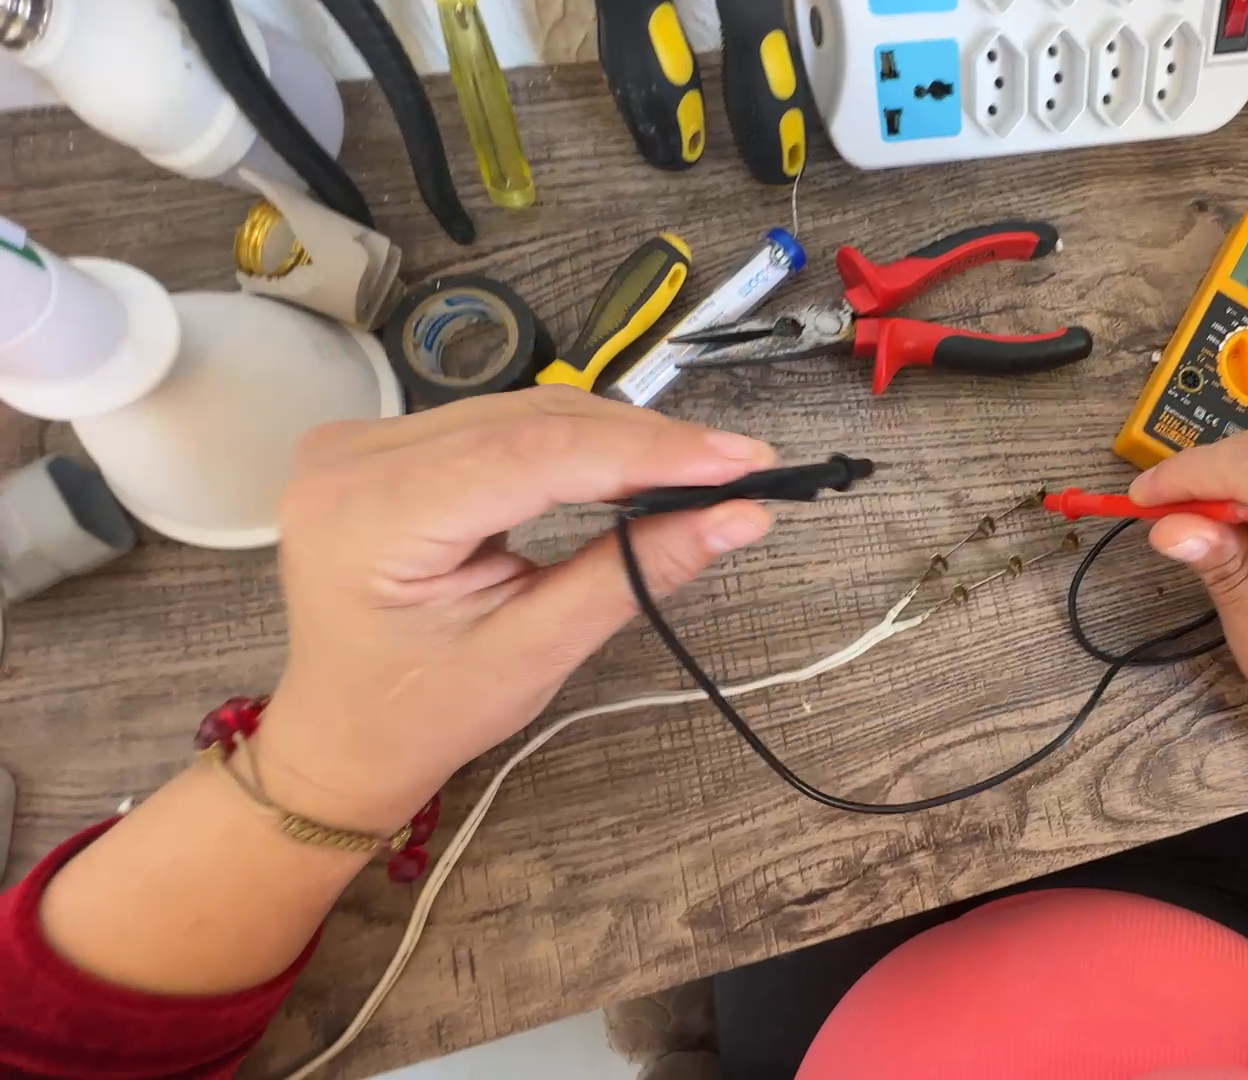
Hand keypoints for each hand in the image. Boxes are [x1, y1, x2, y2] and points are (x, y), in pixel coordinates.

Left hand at [254, 387, 779, 833]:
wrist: (344, 730)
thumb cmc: (433, 709)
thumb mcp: (541, 649)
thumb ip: (638, 573)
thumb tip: (742, 518)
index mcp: (373, 516)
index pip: (539, 454)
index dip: (653, 453)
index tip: (746, 461)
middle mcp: (360, 454)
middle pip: (541, 421)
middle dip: (654, 443)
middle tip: (744, 467)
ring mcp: (373, 439)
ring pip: (537, 412)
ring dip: (631, 439)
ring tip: (708, 470)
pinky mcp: (402, 442)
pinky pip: (520, 424)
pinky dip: (595, 443)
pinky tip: (646, 464)